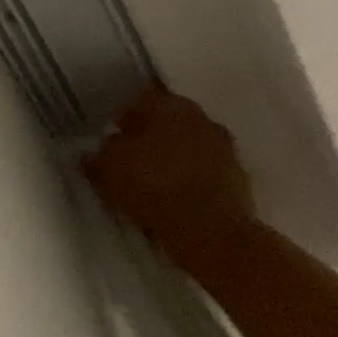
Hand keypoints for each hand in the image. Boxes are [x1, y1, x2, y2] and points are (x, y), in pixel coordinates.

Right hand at [81, 85, 255, 254]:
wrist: (213, 235)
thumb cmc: (154, 186)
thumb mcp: (110, 168)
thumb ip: (100, 155)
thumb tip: (95, 153)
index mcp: (171, 106)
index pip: (142, 101)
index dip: (124, 118)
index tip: (113, 135)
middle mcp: (203, 121)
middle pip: (169, 124)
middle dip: (151, 138)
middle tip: (130, 158)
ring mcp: (227, 152)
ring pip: (190, 149)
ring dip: (173, 161)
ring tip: (151, 184)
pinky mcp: (241, 185)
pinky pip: (206, 175)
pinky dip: (191, 182)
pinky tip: (174, 201)